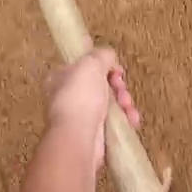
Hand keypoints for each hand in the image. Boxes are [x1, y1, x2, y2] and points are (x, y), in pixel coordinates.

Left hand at [45, 48, 140, 171]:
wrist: (79, 136)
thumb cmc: (79, 95)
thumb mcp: (90, 63)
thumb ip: (101, 55)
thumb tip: (108, 55)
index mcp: (61, 77)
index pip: (83, 66)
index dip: (102, 65)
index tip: (115, 67)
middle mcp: (69, 96)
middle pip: (100, 84)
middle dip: (116, 84)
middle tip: (120, 87)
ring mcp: (82, 116)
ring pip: (110, 103)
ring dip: (124, 102)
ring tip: (126, 106)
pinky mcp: (96, 134)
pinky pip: (115, 122)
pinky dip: (125, 119)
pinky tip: (131, 120)